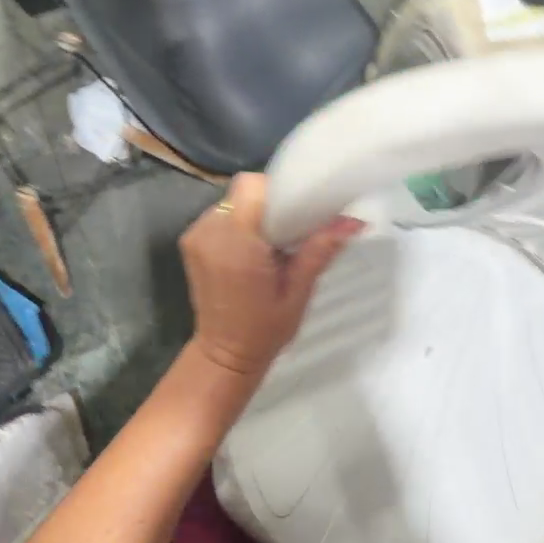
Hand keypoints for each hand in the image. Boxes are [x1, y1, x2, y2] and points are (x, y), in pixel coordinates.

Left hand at [178, 173, 363, 377]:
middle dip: (267, 203)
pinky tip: (252, 247)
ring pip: (230, 201)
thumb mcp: (299, 291)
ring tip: (271, 240)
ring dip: (252, 213)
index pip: (252, 187)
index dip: (275, 190)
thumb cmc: (264, 329)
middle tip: (289, 227)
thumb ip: (320, 250)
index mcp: (237, 245)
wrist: (224, 355)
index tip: (295, 208)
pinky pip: (218, 216)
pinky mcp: (189, 242)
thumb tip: (354, 221)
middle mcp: (210, 233)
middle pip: (241, 192)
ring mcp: (195, 236)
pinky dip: (237, 223)